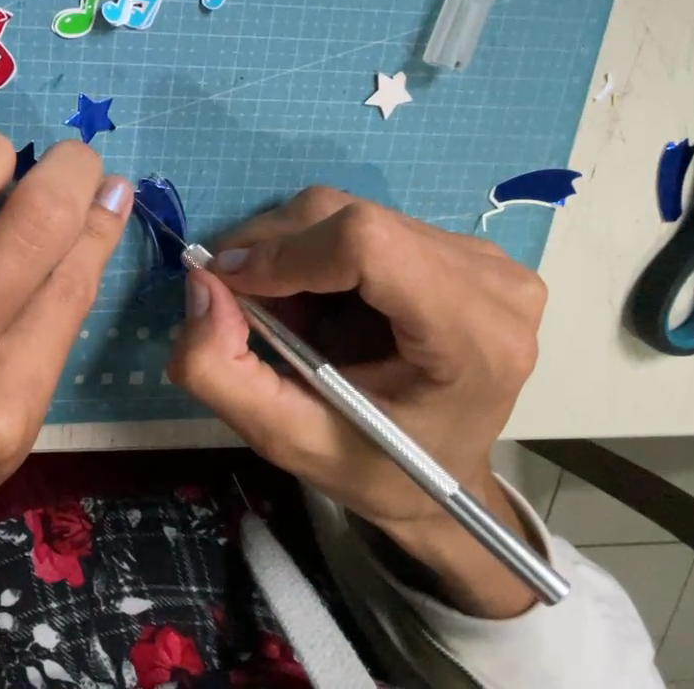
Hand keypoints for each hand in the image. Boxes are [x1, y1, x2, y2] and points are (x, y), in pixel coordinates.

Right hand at [168, 187, 544, 616]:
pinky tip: (313, 299)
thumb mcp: (284, 440)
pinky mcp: (457, 245)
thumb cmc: (374, 468)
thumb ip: (220, 371)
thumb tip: (202, 283)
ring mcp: (480, 256)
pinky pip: (356, 219)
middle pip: (346, 217)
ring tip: (284, 313)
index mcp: (474, 338)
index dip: (284, 254)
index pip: (367, 244)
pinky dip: (310, 251)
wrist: (441, 481)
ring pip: (343, 212)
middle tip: (243, 308)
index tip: (228, 286)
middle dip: (272, 253)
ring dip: (287, 252)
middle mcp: (491, 280)